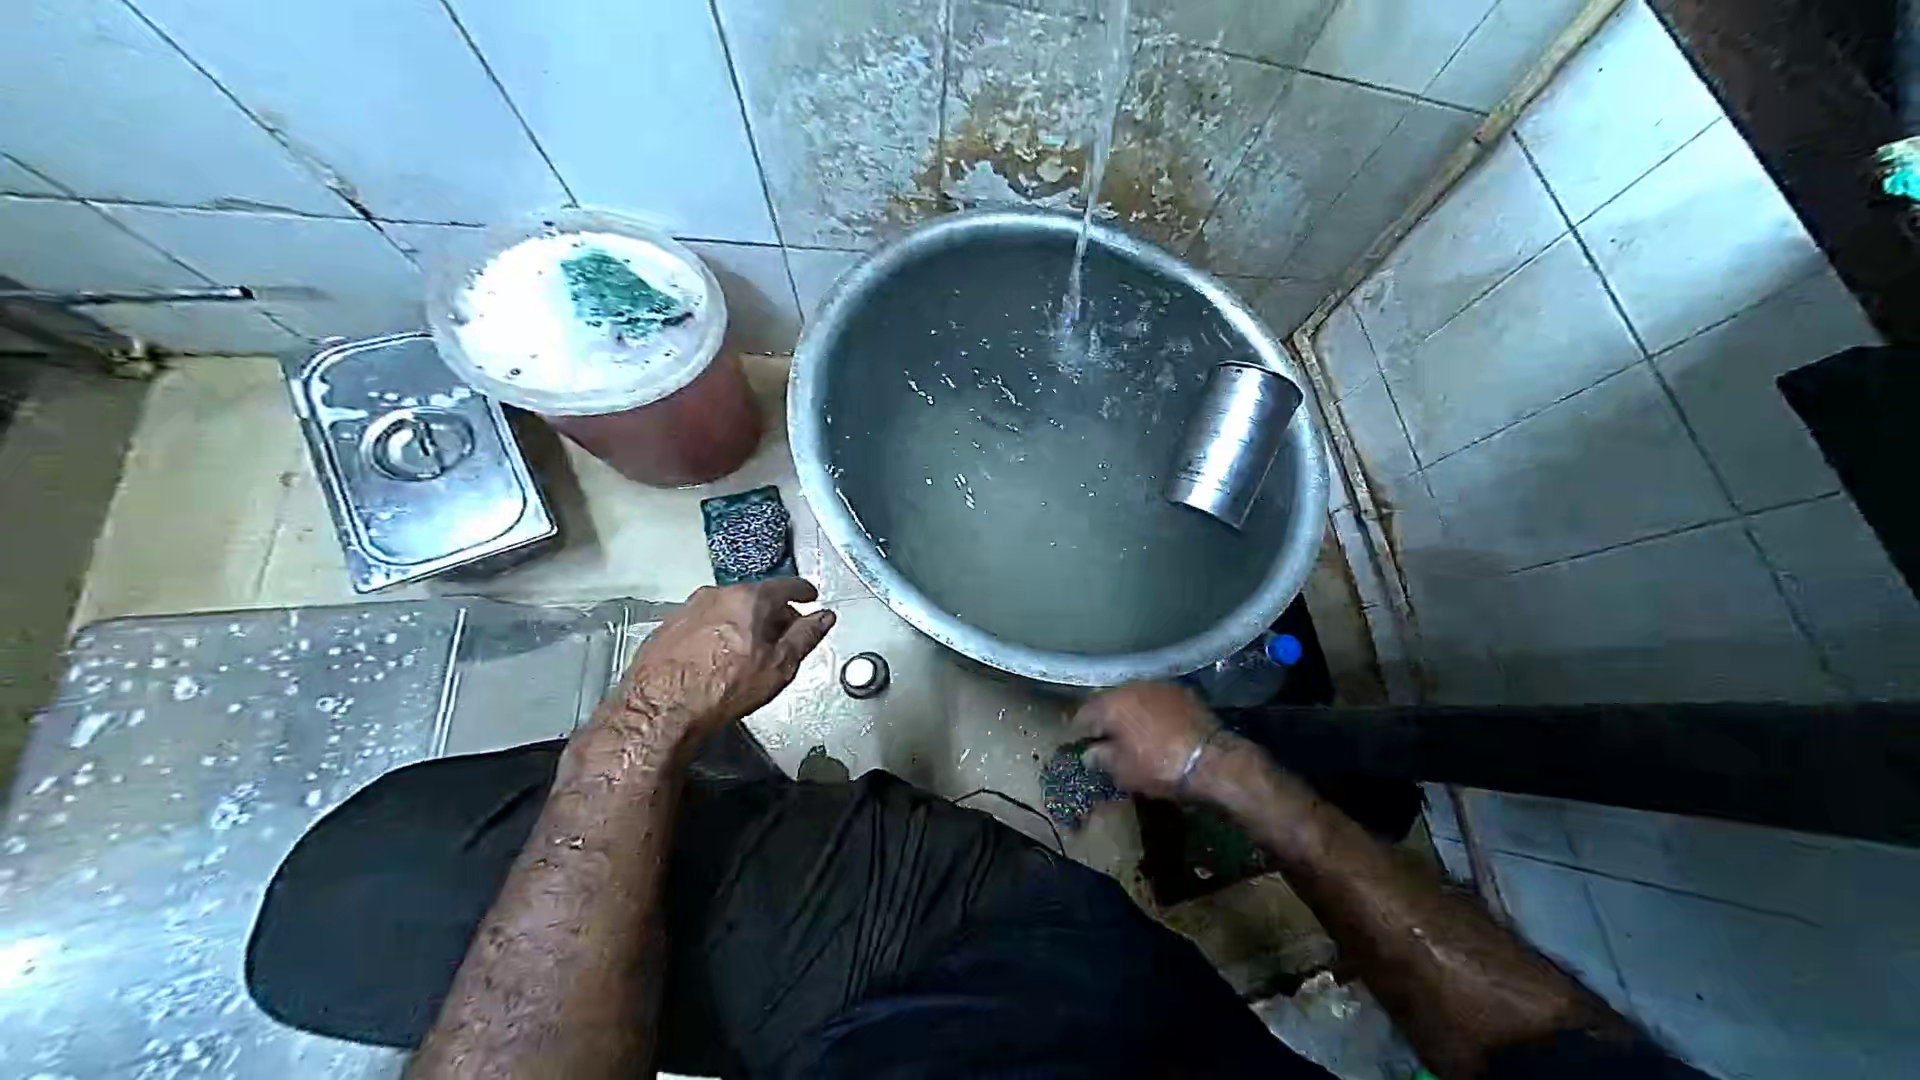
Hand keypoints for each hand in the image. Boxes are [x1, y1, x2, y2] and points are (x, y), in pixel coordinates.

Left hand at [604, 579, 835, 745]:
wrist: (660, 710)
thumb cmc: (723, 688)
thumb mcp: (779, 666)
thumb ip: (805, 636)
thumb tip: (824, 617)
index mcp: (749, 598)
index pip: (786, 586)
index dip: (803, 591)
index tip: (809, 596)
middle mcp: (717, 595)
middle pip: (755, 597)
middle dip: (773, 613)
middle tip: (785, 633)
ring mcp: (688, 609)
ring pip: (727, 609)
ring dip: (743, 623)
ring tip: (751, 651)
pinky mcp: (667, 627)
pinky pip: (704, 623)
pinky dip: (718, 633)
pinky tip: (719, 658)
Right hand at [1072, 681, 1218, 798]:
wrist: (1212, 759)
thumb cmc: (1160, 766)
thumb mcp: (1124, 771)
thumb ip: (1101, 759)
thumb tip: (1090, 753)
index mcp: (1110, 704)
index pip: (1083, 714)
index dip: (1078, 730)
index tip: (1079, 742)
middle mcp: (1130, 687)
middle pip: (1108, 700)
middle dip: (1104, 717)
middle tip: (1104, 736)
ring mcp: (1156, 685)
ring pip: (1132, 696)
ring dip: (1128, 710)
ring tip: (1130, 729)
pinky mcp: (1180, 690)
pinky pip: (1155, 698)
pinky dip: (1150, 709)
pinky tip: (1155, 724)